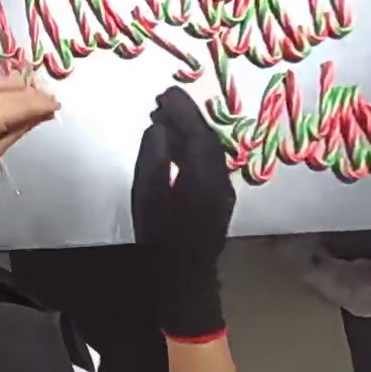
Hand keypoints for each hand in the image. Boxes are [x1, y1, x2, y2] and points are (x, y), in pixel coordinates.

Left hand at [0, 76, 57, 211]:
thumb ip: (22, 126)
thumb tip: (46, 113)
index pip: (23, 103)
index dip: (42, 103)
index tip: (57, 105)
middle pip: (13, 88)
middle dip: (32, 95)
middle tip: (47, 103)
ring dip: (16, 89)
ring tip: (30, 100)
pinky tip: (8, 95)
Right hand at [132, 87, 235, 340]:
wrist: (184, 279)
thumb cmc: (160, 241)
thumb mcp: (148, 199)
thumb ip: (153, 161)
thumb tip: (157, 128)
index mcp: (203, 178)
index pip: (196, 134)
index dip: (183, 111)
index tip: (166, 92)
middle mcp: (220, 180)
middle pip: (208, 139)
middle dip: (188, 117)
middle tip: (165, 99)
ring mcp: (222, 190)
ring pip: (210, 150)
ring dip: (190, 131)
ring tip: (166, 118)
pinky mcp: (218, 199)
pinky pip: (209, 162)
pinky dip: (193, 147)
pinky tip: (177, 145)